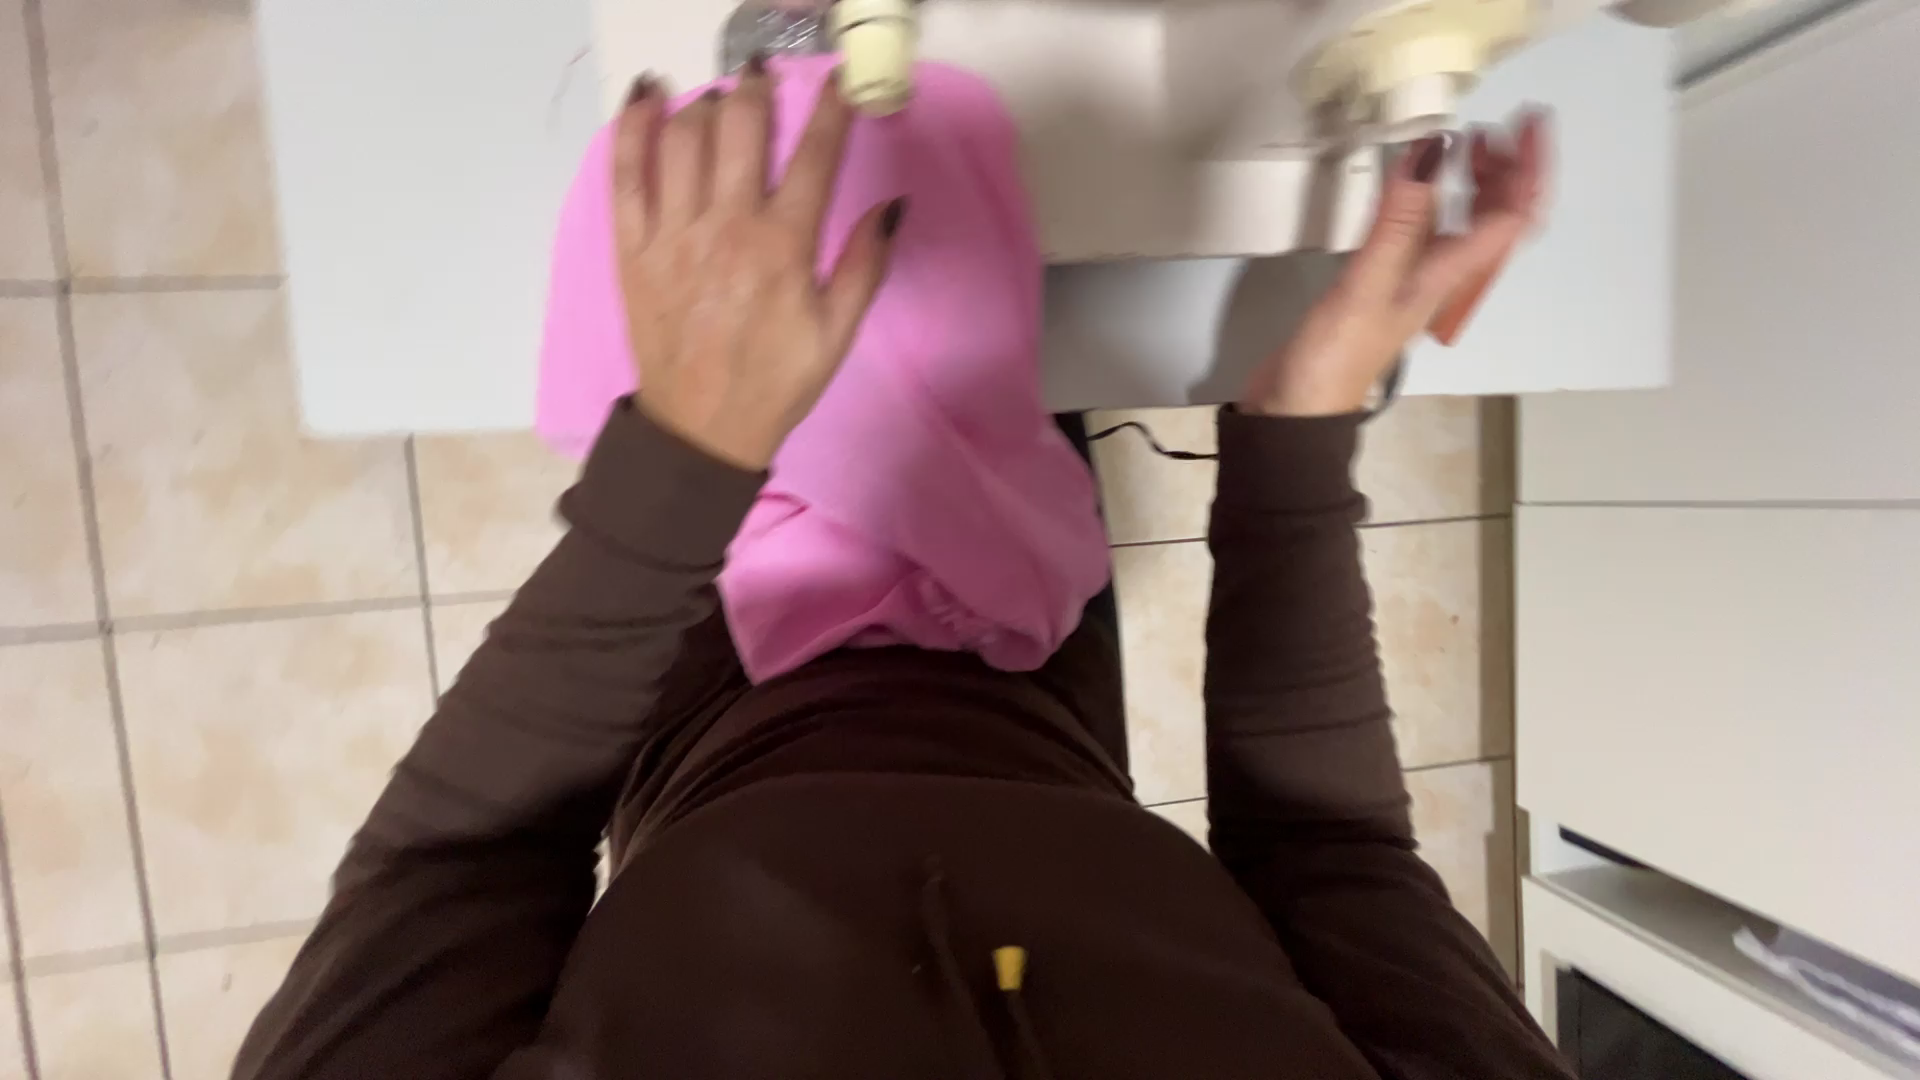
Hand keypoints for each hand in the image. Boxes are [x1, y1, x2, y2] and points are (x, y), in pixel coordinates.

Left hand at [613, 61, 904, 469]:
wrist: (703, 428)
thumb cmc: (777, 383)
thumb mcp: (836, 335)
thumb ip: (864, 266)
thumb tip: (891, 205)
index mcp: (784, 248)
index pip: (815, 157)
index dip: (833, 110)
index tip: (842, 82)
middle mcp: (727, 226)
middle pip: (741, 127)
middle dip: (759, 90)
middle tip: (765, 78)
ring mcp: (673, 232)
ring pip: (684, 135)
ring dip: (705, 103)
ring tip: (718, 101)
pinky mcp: (633, 246)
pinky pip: (625, 168)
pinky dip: (634, 123)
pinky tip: (649, 96)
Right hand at [1239, 112, 1549, 416]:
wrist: (1296, 405)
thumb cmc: (1336, 355)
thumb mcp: (1368, 285)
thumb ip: (1398, 220)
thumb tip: (1431, 147)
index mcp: (1449, 276)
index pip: (1512, 216)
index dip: (1529, 167)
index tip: (1522, 121)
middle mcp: (1437, 276)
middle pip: (1491, 218)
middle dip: (1500, 169)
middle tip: (1481, 129)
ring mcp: (1406, 281)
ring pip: (1454, 224)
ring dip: (1464, 184)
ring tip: (1449, 148)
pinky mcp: (1374, 285)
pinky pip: (1414, 233)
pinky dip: (1420, 203)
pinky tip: (1402, 190)